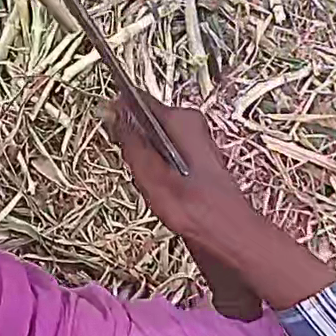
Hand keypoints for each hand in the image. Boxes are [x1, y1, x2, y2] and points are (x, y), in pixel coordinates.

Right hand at [103, 99, 261, 261]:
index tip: (107, 128)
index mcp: (181, 119)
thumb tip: (113, 115)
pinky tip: (160, 189)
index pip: (138, 101)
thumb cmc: (193, 208)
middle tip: (134, 169)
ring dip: (142, 159)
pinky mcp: (194, 157)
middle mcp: (190, 123)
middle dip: (131, 142)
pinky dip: (155, 168)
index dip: (118, 114)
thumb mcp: (149, 174)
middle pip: (145, 122)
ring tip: (149, 183)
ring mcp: (193, 140)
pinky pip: (162, 153)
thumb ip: (130, 142)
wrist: (227, 234)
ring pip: (152, 140)